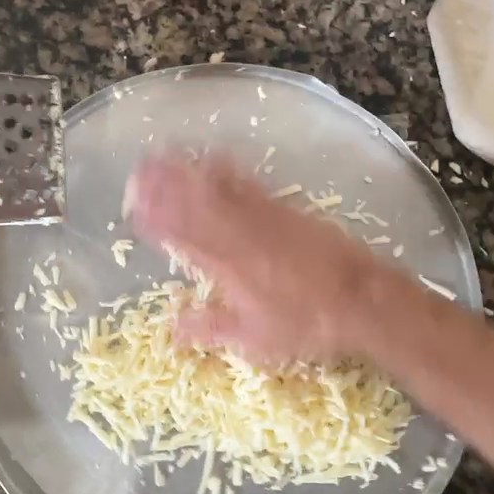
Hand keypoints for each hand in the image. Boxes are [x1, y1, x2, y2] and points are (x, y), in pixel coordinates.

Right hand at [123, 153, 411, 365]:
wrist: (359, 296)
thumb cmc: (307, 323)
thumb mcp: (255, 339)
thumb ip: (210, 329)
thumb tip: (172, 329)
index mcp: (226, 266)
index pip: (182, 238)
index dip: (157, 221)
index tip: (135, 207)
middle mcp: (239, 235)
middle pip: (193, 204)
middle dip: (164, 186)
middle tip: (139, 170)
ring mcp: (261, 216)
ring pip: (216, 188)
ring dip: (186, 171)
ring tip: (162, 155)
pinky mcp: (283, 206)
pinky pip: (247, 181)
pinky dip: (225, 168)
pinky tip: (213, 155)